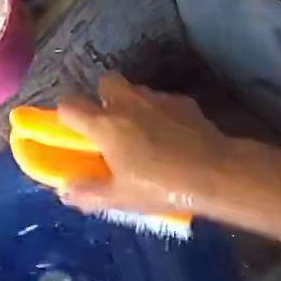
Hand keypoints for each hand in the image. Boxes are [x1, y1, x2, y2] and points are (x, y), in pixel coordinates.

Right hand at [55, 74, 235, 217]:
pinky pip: (163, 101)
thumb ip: (89, 193)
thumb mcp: (121, 198)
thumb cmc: (161, 187)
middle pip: (106, 82)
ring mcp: (158, 99)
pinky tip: (172, 136)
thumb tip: (66, 191)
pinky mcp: (184, 102)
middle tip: (112, 127)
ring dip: (133, 105)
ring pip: (136, 90)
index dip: (68, 116)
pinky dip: (161, 113)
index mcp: (106, 125)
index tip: (75, 132)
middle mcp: (128, 103)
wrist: (214, 173)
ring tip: (144, 133)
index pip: (69, 105)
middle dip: (104, 98)